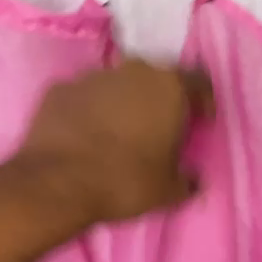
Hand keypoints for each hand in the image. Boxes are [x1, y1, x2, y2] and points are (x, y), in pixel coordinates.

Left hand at [8, 60, 211, 225]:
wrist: (57, 183)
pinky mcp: (59, 89)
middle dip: (159, 100)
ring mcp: (92, 76)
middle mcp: (133, 70)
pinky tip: (84, 136)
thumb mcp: (169, 191)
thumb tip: (192, 179)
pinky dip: (88, 111)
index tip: (201, 122)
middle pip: (155, 79)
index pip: (199, 82)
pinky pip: (84, 97)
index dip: (203, 102)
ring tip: (117, 135)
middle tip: (158, 129)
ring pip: (117, 85)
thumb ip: (187, 179)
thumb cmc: (125, 181)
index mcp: (169, 87)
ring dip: (122, 103)